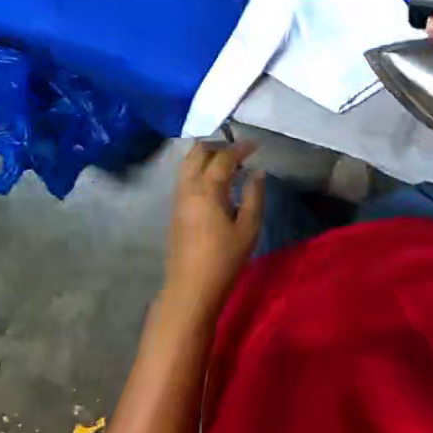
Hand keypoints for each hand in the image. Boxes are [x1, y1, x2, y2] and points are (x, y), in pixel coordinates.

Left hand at [164, 142, 264, 310]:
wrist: (191, 287)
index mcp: (207, 189)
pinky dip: (198, 168)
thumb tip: (257, 172)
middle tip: (239, 152)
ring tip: (227, 164)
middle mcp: (188, 186)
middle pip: (198, 151)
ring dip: (206, 155)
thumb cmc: (224, 259)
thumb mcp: (249, 228)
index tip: (255, 146)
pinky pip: (184, 175)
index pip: (223, 157)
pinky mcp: (174, 207)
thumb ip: (254, 195)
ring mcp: (178, 196)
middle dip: (218, 145)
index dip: (240, 148)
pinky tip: (214, 181)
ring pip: (187, 162)